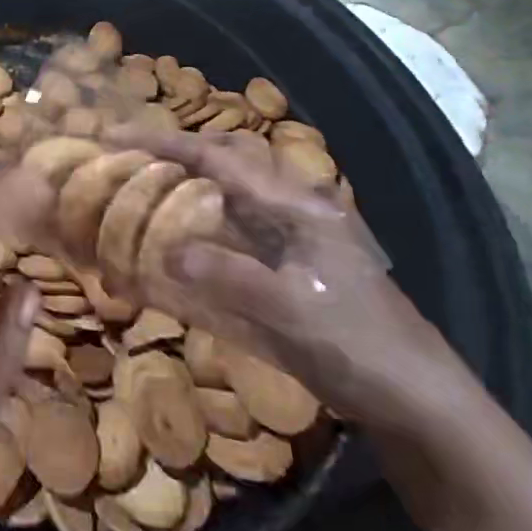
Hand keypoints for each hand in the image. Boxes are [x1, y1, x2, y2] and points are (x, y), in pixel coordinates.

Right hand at [107, 128, 468, 425]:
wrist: (416, 395)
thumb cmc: (357, 343)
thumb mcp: (291, 309)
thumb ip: (227, 275)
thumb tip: (167, 248)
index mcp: (294, 203)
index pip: (219, 158)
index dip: (166, 142)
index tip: (115, 134)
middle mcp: (291, 207)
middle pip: (226, 163)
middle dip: (177, 152)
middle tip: (129, 159)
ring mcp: (291, 236)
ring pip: (230, 194)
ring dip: (189, 186)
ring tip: (146, 190)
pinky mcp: (289, 265)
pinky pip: (236, 232)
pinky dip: (204, 228)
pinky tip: (181, 246)